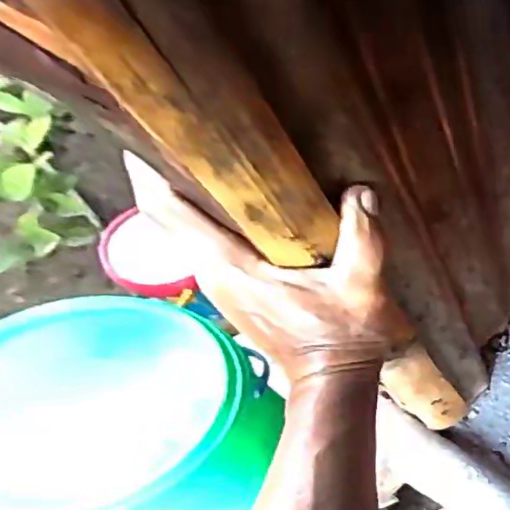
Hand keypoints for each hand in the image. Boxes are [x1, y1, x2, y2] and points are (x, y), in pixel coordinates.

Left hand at [125, 154, 401, 382]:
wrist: (335, 380)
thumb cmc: (345, 338)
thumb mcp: (364, 287)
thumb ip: (363, 238)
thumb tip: (362, 193)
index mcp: (231, 266)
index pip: (165, 209)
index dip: (148, 166)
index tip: (145, 128)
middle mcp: (212, 274)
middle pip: (168, 215)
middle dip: (170, 173)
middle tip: (187, 134)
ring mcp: (220, 287)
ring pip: (186, 232)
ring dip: (192, 198)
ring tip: (213, 163)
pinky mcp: (235, 295)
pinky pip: (207, 247)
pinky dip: (211, 223)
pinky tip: (239, 210)